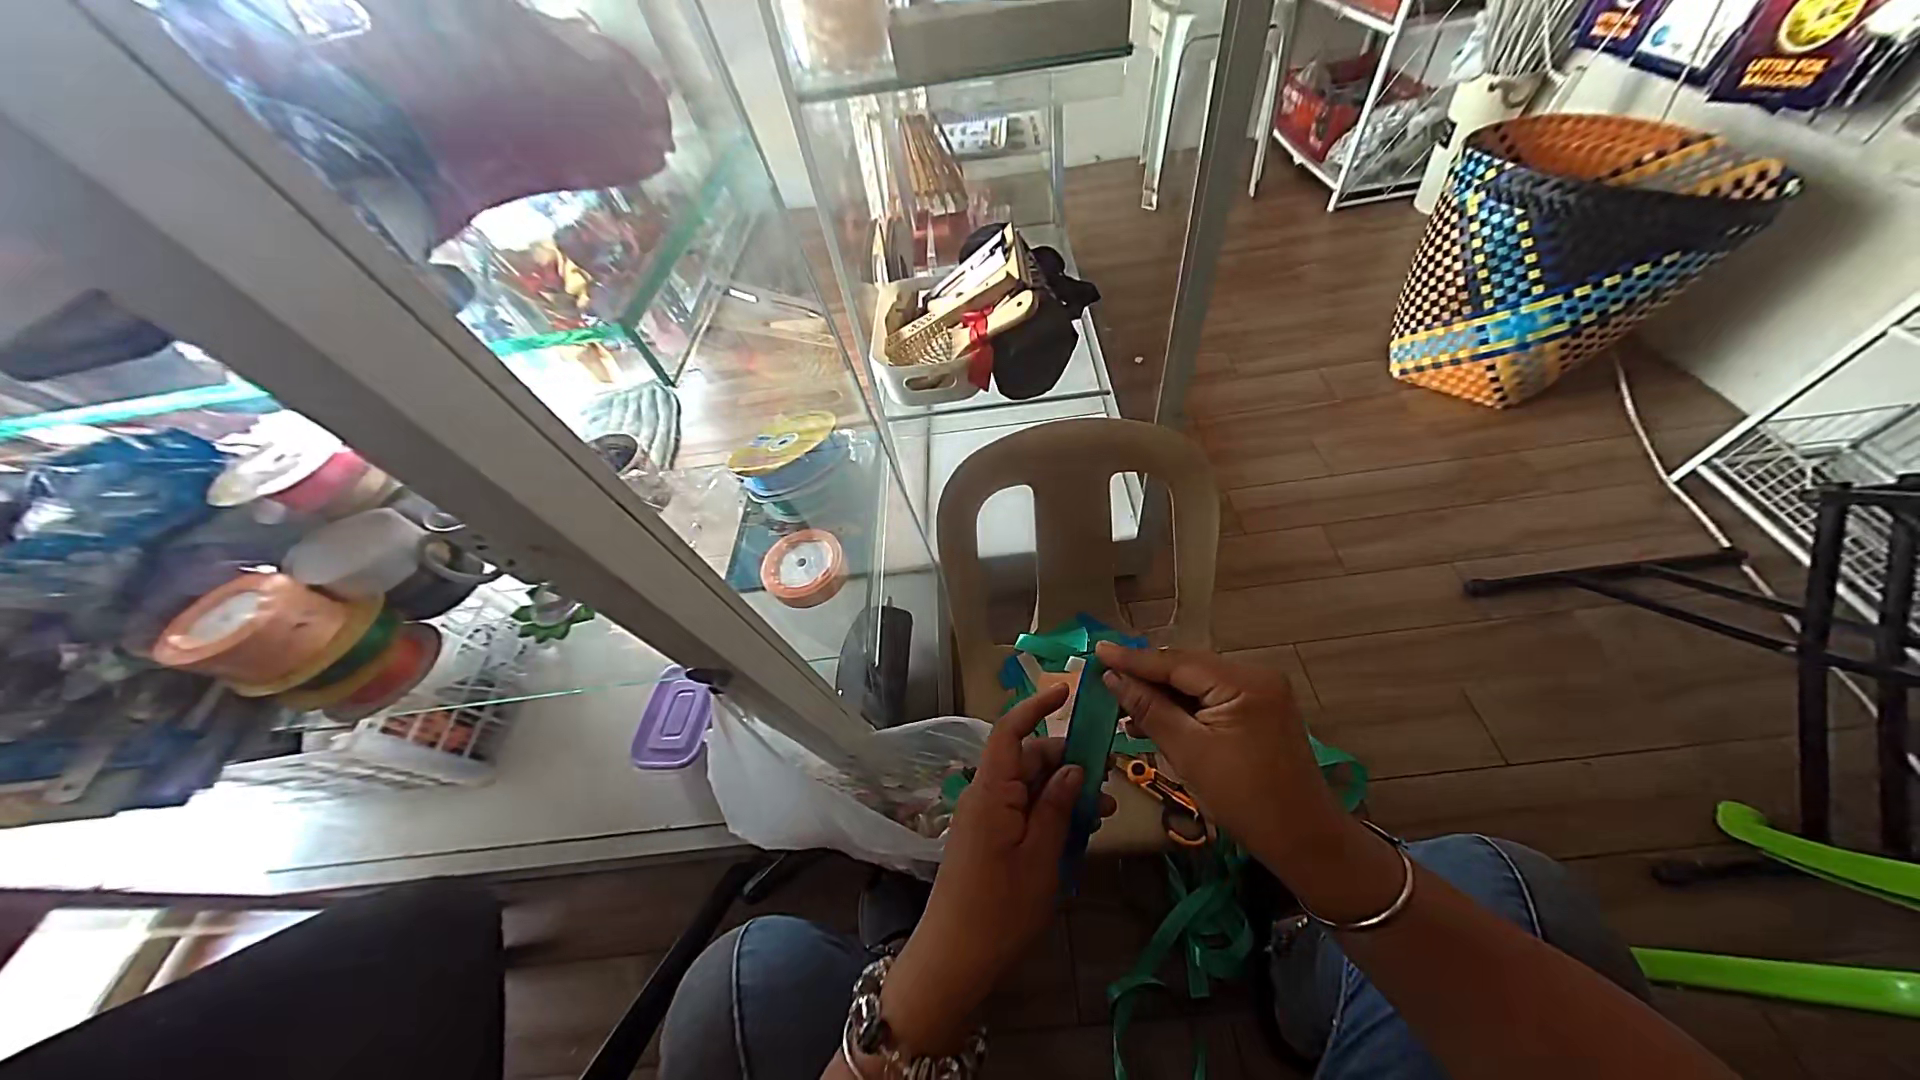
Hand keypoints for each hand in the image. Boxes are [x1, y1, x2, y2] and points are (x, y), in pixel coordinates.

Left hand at [880, 683, 1108, 1053]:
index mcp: (992, 789)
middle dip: (1067, 762)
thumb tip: (1073, 767)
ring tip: (1104, 812)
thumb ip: (1058, 807)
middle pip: (1027, 759)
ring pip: (1029, 787)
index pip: (1011, 731)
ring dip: (1064, 792)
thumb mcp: (1041, 856)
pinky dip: (1049, 814)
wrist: (955, 957)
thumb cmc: (1000, 907)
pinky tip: (1078, 832)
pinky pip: (1022, 810)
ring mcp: (986, 816)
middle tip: (1109, 778)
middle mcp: (985, 794)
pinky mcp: (989, 837)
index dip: (1036, 706)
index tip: (1066, 691)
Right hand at [1095, 643, 1353, 878]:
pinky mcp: (1259, 710)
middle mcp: (1255, 676)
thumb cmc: (1243, 799)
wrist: (1304, 840)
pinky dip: (1183, 707)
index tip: (1097, 651)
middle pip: (1187, 668)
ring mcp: (1260, 693)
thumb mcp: (1187, 751)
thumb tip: (1112, 677)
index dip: (1132, 658)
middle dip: (1145, 676)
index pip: (1176, 662)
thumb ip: (1148, 708)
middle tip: (1104, 676)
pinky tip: (1154, 718)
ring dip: (1162, 694)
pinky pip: (1210, 698)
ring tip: (1122, 704)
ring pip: (1197, 683)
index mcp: (1243, 682)